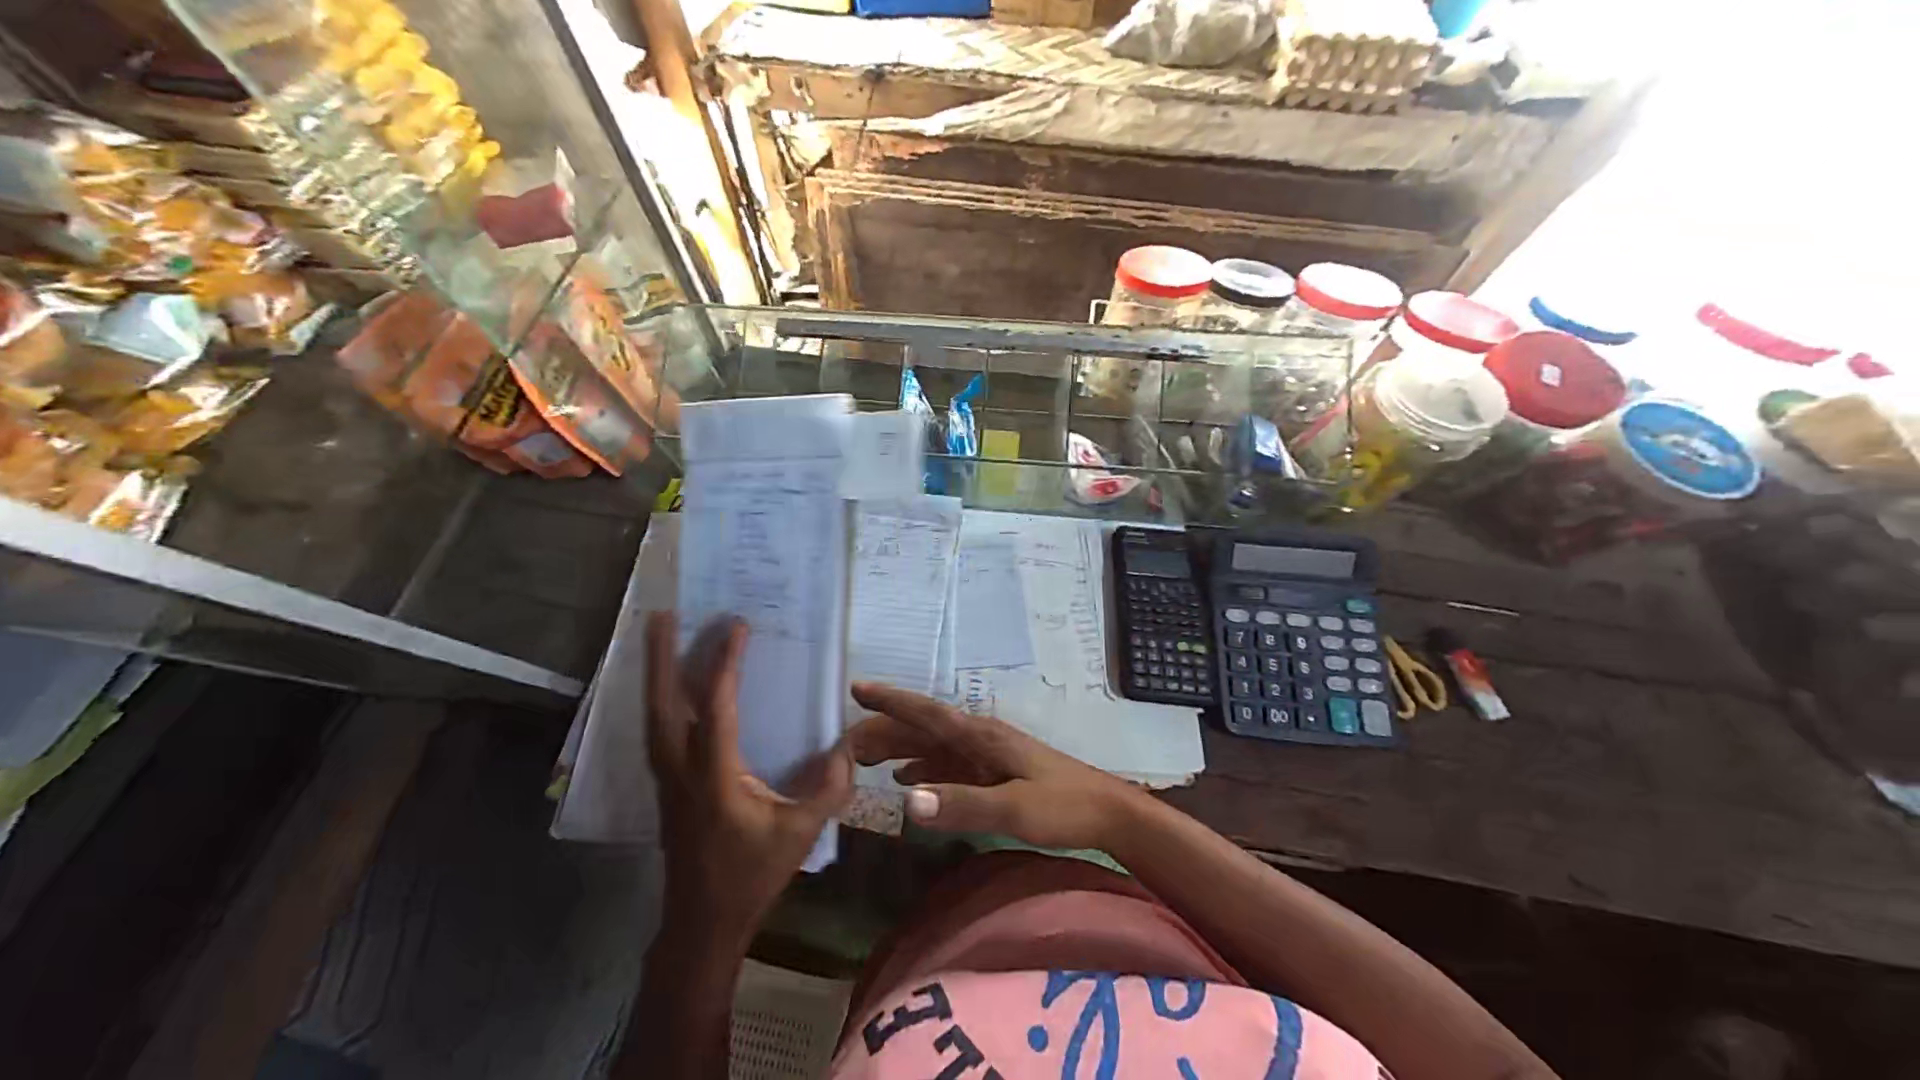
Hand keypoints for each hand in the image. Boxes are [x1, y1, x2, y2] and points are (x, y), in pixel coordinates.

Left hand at [647, 611, 852, 942]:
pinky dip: (659, 698)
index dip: (725, 663)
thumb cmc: (751, 875)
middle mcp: (681, 769)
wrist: (702, 921)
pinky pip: (657, 730)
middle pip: (663, 702)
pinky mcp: (665, 785)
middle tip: (662, 613)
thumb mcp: (799, 832)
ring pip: (652, 715)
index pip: (717, 706)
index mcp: (714, 775)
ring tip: (657, 636)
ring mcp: (666, 777)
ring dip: (654, 673)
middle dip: (661, 655)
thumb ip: (828, 788)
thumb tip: (849, 746)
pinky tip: (669, 687)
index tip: (738, 626)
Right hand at [848, 682, 1144, 850]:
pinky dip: (921, 768)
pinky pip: (947, 765)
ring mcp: (987, 756)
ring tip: (863, 758)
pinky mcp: (994, 774)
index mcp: (982, 736)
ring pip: (932, 745)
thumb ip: (962, 805)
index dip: (892, 701)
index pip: (928, 713)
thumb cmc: (1064, 806)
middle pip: (923, 729)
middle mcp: (979, 738)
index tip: (858, 688)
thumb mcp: (1015, 810)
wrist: (1109, 813)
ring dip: (898, 748)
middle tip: (845, 742)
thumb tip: (904, 798)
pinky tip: (905, 779)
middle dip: (884, 730)